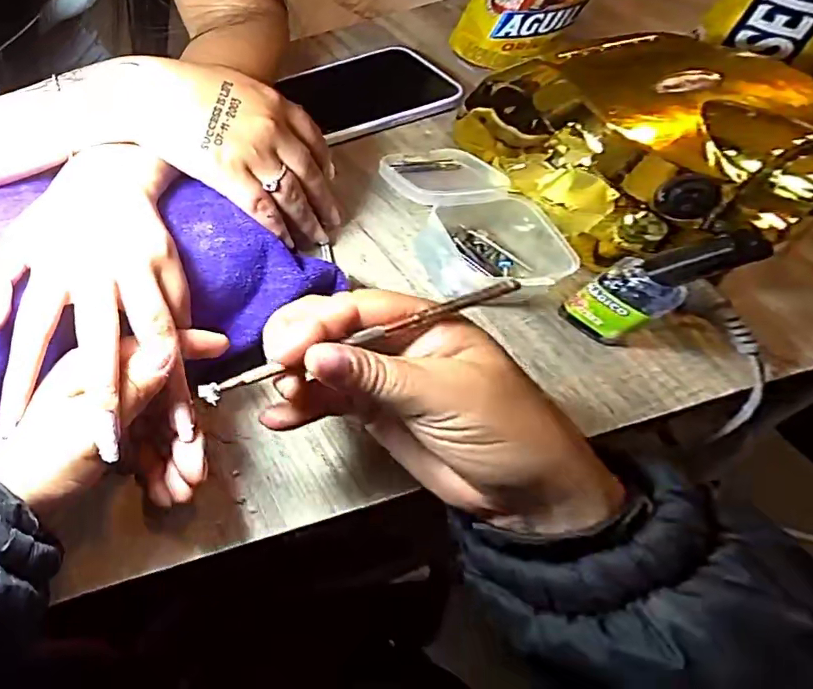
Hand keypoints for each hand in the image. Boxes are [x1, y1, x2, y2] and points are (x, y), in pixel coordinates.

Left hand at [0, 144, 207, 506]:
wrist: (108, 174)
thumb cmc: (56, 217)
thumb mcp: (17, 242)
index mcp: (53, 268)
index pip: (33, 333)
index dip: (21, 380)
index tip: (12, 425)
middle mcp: (96, 271)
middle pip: (99, 341)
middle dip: (101, 395)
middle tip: (102, 445)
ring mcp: (136, 268)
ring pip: (152, 332)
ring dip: (160, 382)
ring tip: (169, 431)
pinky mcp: (169, 266)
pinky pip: (180, 317)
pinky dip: (187, 355)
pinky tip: (188, 388)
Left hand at [0, 329, 230, 517]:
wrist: (10, 498)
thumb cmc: (41, 458)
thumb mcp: (88, 426)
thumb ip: (128, 389)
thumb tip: (165, 347)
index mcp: (92, 364)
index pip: (147, 347)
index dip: (184, 347)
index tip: (218, 346)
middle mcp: (99, 379)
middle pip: (160, 393)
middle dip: (185, 433)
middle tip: (195, 470)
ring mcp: (101, 407)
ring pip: (155, 422)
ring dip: (174, 456)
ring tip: (178, 490)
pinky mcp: (102, 433)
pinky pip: (142, 442)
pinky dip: (157, 465)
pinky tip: (161, 489)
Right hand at [104, 57, 340, 248]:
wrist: (155, 92)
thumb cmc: (182, 84)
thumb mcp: (232, 84)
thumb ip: (250, 105)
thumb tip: (249, 123)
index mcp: (275, 104)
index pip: (314, 140)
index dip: (325, 165)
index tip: (329, 179)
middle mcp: (273, 129)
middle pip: (310, 173)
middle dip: (323, 201)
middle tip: (331, 220)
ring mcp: (253, 153)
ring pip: (293, 194)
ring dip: (307, 219)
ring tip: (315, 236)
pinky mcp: (228, 174)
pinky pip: (262, 205)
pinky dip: (277, 225)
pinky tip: (284, 238)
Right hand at [259, 290, 625, 534]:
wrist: (535, 505)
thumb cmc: (508, 433)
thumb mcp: (443, 396)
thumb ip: (374, 374)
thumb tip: (313, 355)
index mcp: (419, 323)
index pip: (354, 307)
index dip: (318, 321)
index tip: (290, 348)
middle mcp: (390, 341)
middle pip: (327, 326)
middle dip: (297, 342)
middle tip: (279, 366)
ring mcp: (374, 374)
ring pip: (316, 360)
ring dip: (294, 375)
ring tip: (285, 396)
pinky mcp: (364, 407)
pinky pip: (323, 399)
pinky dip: (299, 408)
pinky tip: (277, 417)